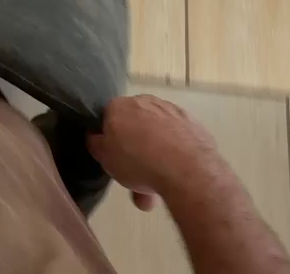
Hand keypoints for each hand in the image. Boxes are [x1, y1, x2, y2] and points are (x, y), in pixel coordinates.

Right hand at [87, 95, 231, 211]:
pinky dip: (177, 153)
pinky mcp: (194, 124)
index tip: (117, 163)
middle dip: (137, 153)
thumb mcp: (105, 159)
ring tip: (162, 189)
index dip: (112, 142)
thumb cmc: (138, 162)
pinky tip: (179, 174)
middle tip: (140, 184)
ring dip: (157, 156)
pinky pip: (179, 139)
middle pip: (136, 127)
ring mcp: (171, 110)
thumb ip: (95, 144)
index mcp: (118, 105)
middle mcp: (143, 101)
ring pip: (158, 134)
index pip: (109, 119)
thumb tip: (94, 136)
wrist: (187, 170)